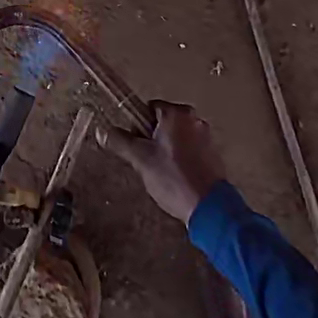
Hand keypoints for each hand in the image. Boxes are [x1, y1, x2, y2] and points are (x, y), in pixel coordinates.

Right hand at [98, 100, 225, 223]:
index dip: (137, 124)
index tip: (136, 143)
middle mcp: (195, 120)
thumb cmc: (173, 177)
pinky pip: (189, 150)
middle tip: (146, 158)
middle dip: (152, 138)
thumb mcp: (140, 158)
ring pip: (176, 137)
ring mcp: (208, 138)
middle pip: (162, 122)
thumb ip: (119, 141)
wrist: (210, 209)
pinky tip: (176, 177)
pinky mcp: (215, 156)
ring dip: (166, 149)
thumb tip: (102, 131)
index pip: (148, 107)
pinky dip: (180, 159)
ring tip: (161, 172)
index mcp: (178, 113)